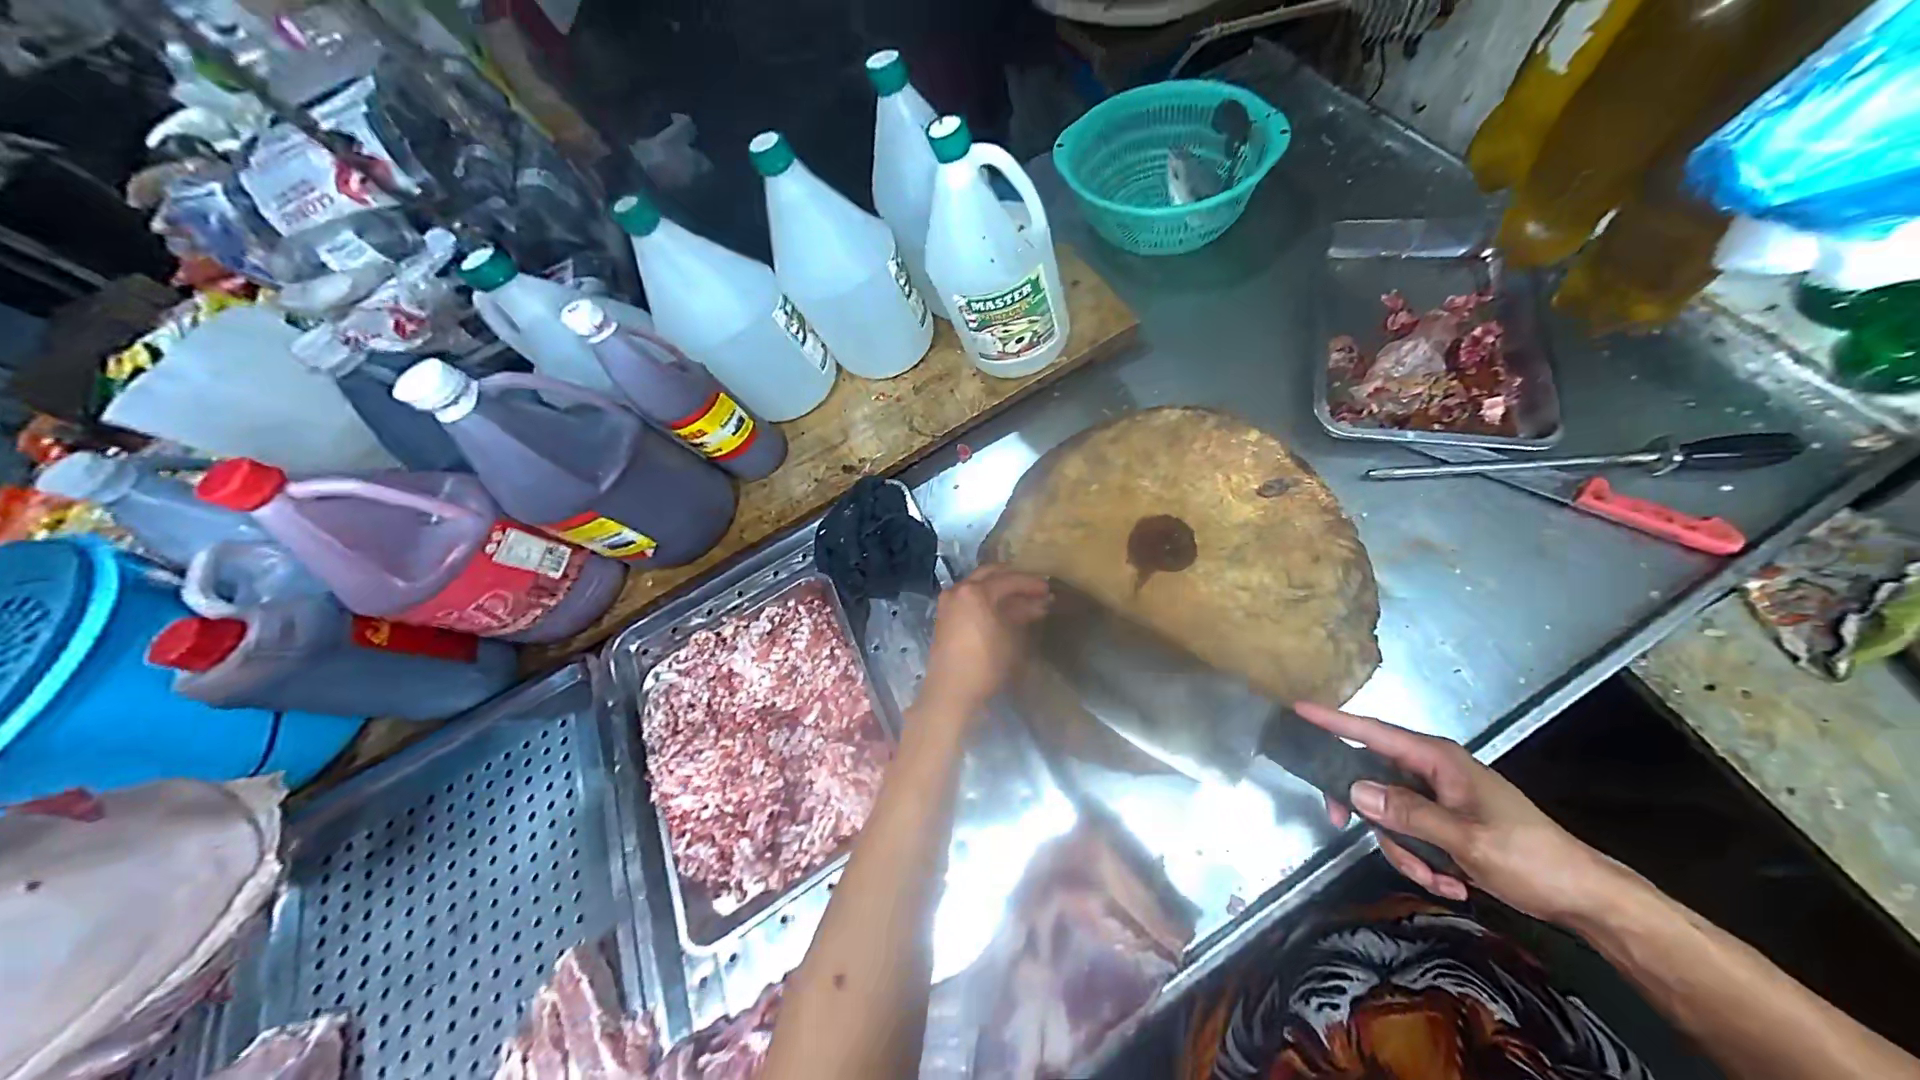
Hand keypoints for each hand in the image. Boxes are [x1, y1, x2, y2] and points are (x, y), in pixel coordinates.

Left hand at [919, 566, 1051, 716]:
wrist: (951, 691)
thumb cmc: (985, 664)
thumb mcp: (1011, 637)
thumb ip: (1024, 614)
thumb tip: (1038, 603)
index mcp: (974, 591)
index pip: (1008, 579)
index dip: (1031, 583)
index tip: (1048, 588)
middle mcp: (958, 590)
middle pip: (990, 575)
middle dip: (1014, 580)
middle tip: (1035, 588)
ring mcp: (949, 602)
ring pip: (979, 585)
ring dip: (1001, 590)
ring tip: (1025, 601)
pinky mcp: (945, 616)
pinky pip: (970, 598)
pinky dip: (988, 599)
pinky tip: (1006, 611)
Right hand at [1297, 701, 1619, 924]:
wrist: (1584, 897)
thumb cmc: (1531, 858)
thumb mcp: (1466, 839)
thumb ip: (1408, 814)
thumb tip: (1355, 790)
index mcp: (1437, 760)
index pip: (1374, 732)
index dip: (1334, 721)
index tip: (1299, 709)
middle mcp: (1432, 771)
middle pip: (1370, 777)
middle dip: (1365, 811)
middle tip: (1343, 826)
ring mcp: (1437, 796)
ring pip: (1387, 813)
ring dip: (1404, 850)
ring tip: (1440, 879)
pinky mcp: (1442, 821)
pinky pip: (1408, 833)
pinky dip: (1421, 861)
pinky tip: (1451, 882)